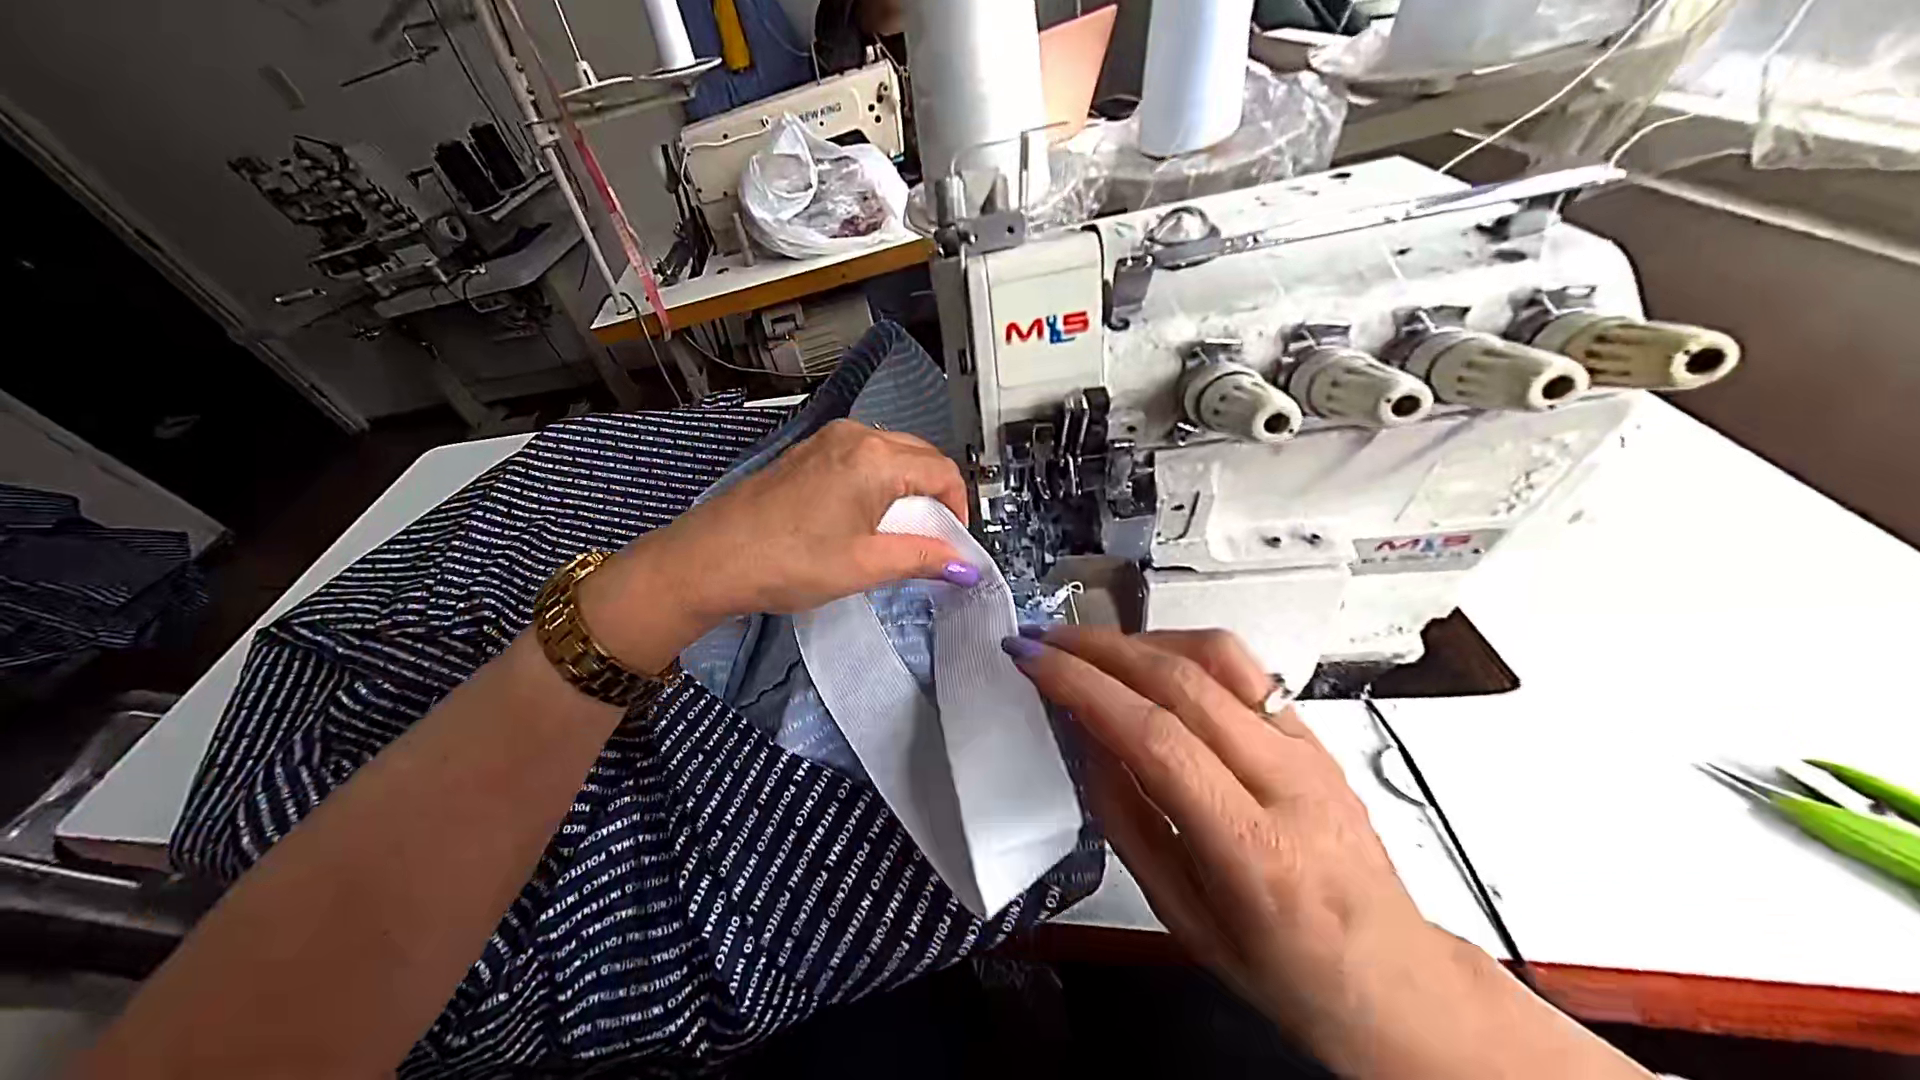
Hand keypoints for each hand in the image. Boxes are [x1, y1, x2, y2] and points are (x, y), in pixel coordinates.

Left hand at [579, 421, 977, 670]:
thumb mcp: (866, 566)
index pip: (943, 472)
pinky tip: (864, 519)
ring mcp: (827, 440)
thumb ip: (923, 558)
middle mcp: (854, 436)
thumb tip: (963, 564)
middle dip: (935, 497)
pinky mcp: (809, 452)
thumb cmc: (785, 560)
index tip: (953, 543)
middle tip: (930, 540)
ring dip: (906, 490)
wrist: (710, 559)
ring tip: (896, 533)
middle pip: (921, 456)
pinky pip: (863, 458)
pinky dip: (878, 484)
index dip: (958, 509)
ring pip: (892, 455)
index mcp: (874, 457)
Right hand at [1006, 627, 1651, 1079]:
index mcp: (1253, 851)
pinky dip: (1180, 647)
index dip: (1084, 687)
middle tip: (1044, 640)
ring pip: (1217, 655)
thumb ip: (1126, 818)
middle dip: (1098, 648)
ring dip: (1140, 638)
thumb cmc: (1283, 969)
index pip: (1155, 738)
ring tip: (1088, 646)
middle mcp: (1290, 784)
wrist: (1395, 977)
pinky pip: (1243, 665)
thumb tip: (1085, 737)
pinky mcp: (1314, 731)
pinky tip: (1146, 658)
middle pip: (1182, 681)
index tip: (1033, 661)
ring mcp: (1310, 748)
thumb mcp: (1181, 914)